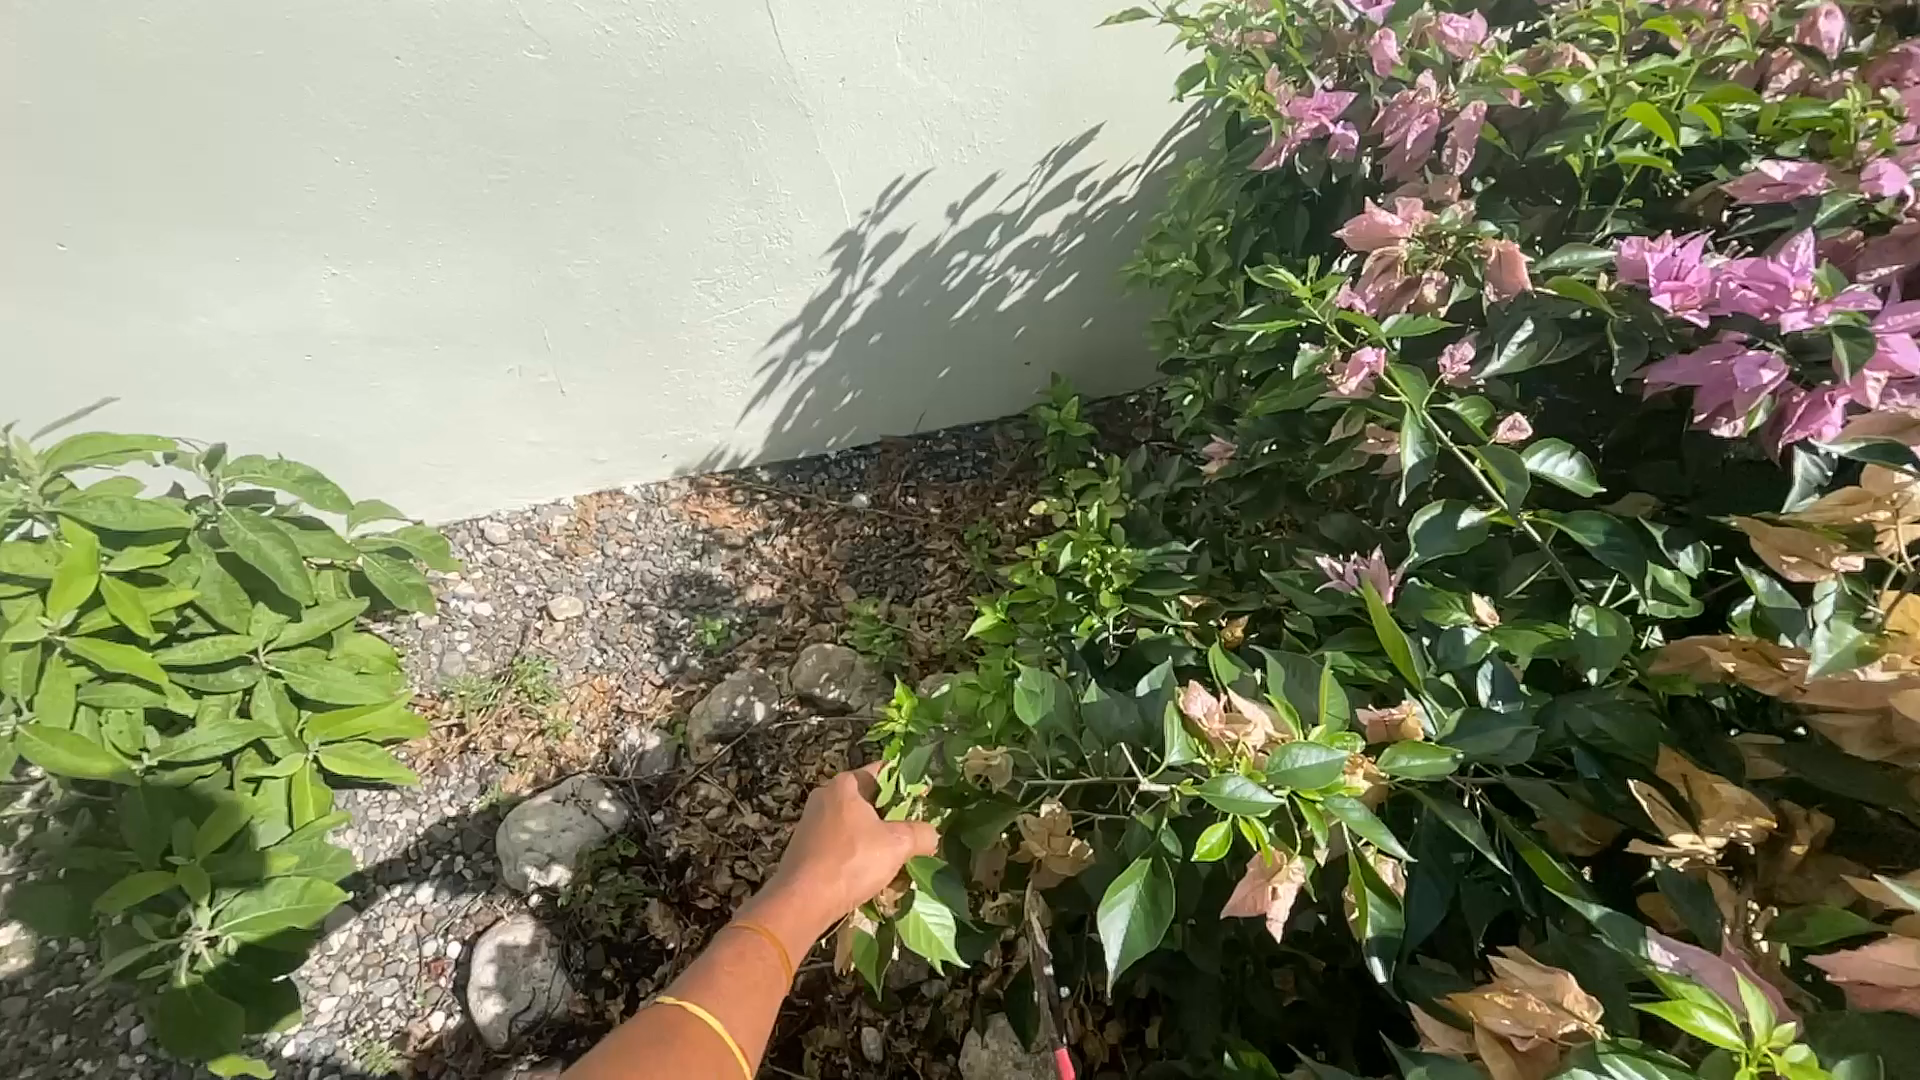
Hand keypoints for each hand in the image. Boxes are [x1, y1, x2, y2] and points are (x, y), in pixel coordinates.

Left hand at [756, 764, 938, 934]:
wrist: (801, 901)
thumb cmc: (851, 861)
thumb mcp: (897, 845)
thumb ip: (921, 834)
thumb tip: (932, 835)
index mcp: (845, 784)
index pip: (882, 771)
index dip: (906, 782)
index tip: (924, 795)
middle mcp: (825, 796)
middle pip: (868, 800)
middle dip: (891, 816)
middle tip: (914, 830)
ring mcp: (811, 823)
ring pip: (854, 825)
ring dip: (874, 839)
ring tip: (895, 858)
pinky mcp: (805, 849)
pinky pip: (839, 845)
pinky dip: (856, 855)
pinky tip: (870, 875)